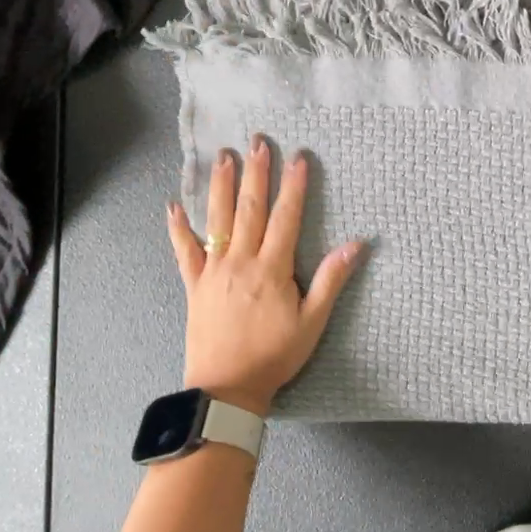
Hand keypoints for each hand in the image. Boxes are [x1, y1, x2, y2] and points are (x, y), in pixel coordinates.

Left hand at [165, 134, 363, 416]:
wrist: (226, 388)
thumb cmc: (275, 355)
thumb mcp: (313, 321)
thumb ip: (331, 280)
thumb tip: (357, 244)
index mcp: (272, 268)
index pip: (285, 217)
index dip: (293, 186)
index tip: (298, 157)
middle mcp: (240, 261)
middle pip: (250, 209)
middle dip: (257, 174)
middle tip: (258, 142)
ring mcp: (214, 271)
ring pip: (217, 220)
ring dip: (221, 187)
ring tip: (224, 158)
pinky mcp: (195, 285)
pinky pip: (184, 251)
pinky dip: (178, 228)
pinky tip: (173, 206)